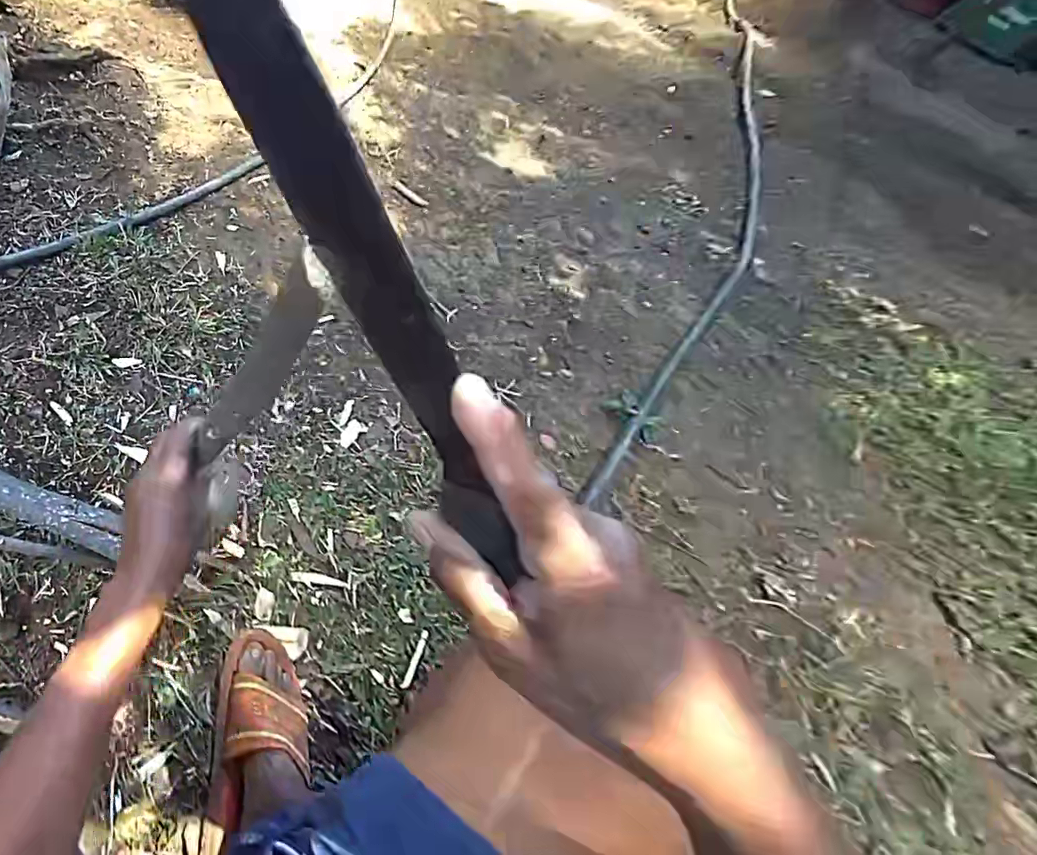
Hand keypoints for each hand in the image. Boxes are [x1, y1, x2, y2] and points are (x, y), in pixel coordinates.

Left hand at [117, 418, 209, 595]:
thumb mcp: (200, 514)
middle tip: (203, 442)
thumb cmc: (176, 550)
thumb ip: (203, 484)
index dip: (196, 426)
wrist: (143, 573)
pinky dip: (164, 466)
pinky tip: (177, 482)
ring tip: (194, 463)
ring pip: (155, 452)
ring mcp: (137, 482)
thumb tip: (208, 466)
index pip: (179, 433)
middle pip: (164, 438)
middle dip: (183, 435)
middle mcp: (148, 472)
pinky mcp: (132, 493)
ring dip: (173, 451)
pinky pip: (150, 469)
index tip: (208, 427)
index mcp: (168, 474)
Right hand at [413, 375, 835, 854]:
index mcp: (572, 562)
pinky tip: (548, 611)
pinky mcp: (623, 548)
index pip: (524, 483)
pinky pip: (555, 529)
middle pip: (515, 495)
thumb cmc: (602, 700)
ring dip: (508, 542)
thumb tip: (420, 518)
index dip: (494, 432)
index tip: (469, 385)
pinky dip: (531, 551)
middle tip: (485, 587)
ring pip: (533, 516)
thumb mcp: (511, 652)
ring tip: (522, 615)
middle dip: (480, 514)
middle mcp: (600, 533)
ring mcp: (618, 538)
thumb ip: (464, 579)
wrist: (713, 747)